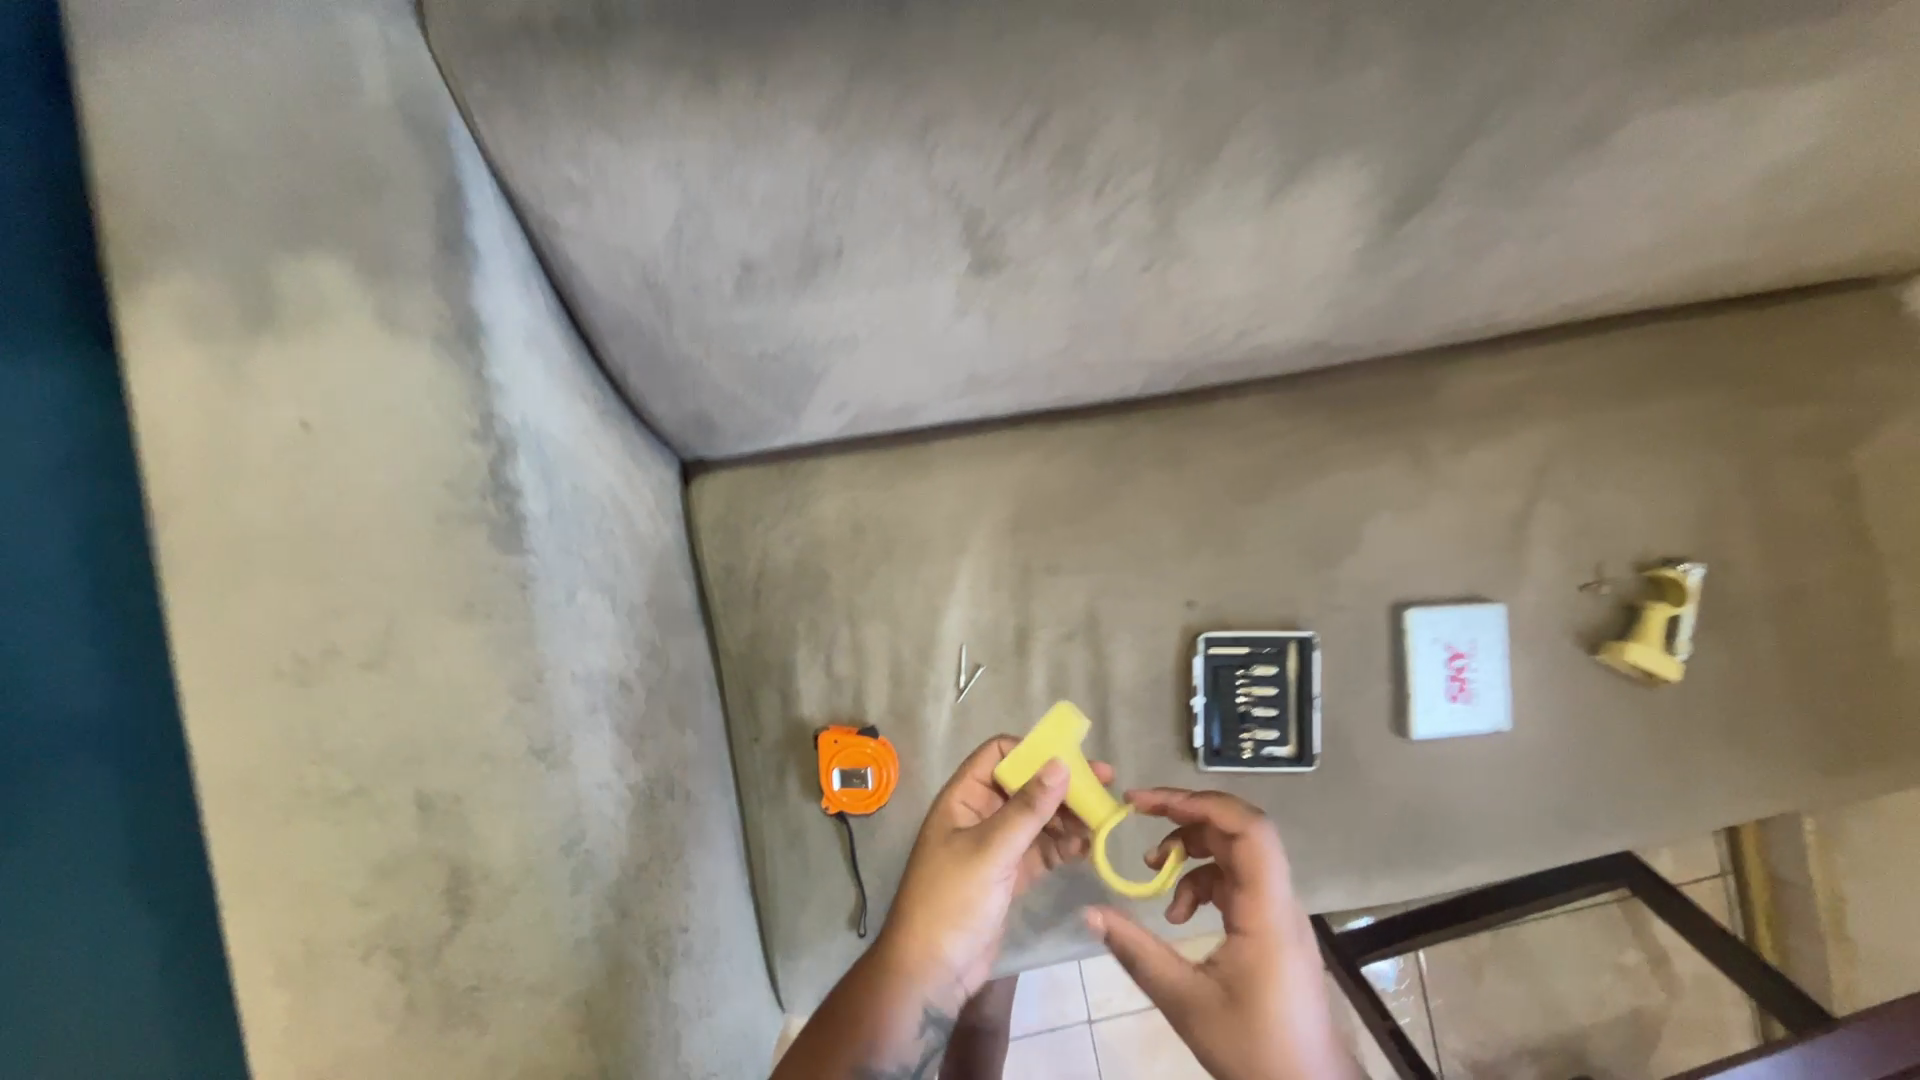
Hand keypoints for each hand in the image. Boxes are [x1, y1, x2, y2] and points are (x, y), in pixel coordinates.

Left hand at [879, 737, 1114, 997]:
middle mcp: (979, 814)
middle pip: (1025, 785)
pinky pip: (1041, 849)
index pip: (998, 754)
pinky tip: (1088, 846)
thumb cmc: (951, 901)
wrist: (930, 971)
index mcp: (963, 797)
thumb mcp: (991, 851)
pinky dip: (1063, 845)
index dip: (1033, 750)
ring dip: (1068, 816)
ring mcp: (995, 846)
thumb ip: (1028, 809)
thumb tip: (1061, 763)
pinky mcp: (1009, 874)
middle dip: (1062, 784)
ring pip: (1037, 818)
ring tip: (1102, 819)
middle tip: (1105, 783)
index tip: (1073, 757)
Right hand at [1084, 789, 1352, 1079]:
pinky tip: (1177, 913)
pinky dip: (1201, 881)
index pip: (1246, 828)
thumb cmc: (1254, 1049)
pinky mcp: (1272, 927)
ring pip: (1235, 853)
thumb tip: (1088, 912)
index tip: (1145, 803)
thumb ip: (1136, 951)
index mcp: (1266, 911)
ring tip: (1152, 873)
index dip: (1197, 803)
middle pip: (1237, 830)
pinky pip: (1236, 881)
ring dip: (1190, 851)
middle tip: (1138, 816)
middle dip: (1184, 817)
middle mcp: (1278, 900)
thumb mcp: (1185, 1002)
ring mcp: (1278, 912)